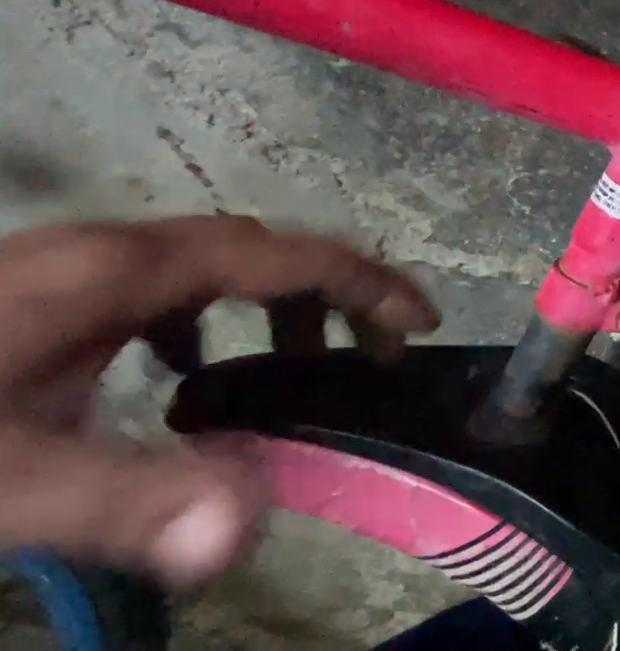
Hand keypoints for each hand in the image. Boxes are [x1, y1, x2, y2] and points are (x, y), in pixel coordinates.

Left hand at [0, 217, 437, 585]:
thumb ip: (122, 499)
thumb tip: (247, 531)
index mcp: (122, 273)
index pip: (291, 256)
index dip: (371, 285)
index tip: (421, 326)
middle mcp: (108, 251)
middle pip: (262, 249)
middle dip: (334, 295)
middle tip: (370, 356)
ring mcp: (67, 266)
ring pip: (211, 264)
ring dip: (271, 305)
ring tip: (287, 365)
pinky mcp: (38, 290)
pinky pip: (159, 287)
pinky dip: (204, 319)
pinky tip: (176, 370)